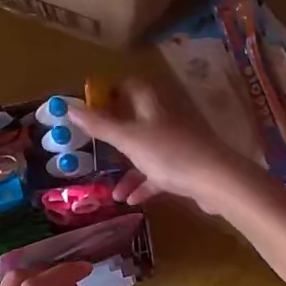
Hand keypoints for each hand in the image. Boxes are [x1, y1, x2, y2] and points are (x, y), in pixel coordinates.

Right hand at [68, 79, 251, 213]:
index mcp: (152, 104)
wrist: (216, 180)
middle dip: (114, 134)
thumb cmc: (168, 154)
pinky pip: (159, 171)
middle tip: (95, 146)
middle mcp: (165, 118)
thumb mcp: (128, 139)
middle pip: (136, 118)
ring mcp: (177, 141)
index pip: (129, 86)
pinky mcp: (186, 164)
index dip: (109, 93)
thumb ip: (99, 125)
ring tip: (112, 190)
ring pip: (146, 148)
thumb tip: (69, 106)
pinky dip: (144, 183)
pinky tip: (131, 199)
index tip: (90, 109)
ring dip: (128, 167)